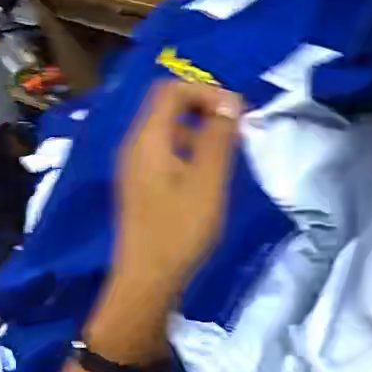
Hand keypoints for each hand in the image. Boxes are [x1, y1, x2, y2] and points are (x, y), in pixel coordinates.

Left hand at [84, 80, 241, 363]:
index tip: (237, 112)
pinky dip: (188, 149)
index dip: (206, 91)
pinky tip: (208, 173)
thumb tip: (230, 102)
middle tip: (236, 128)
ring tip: (228, 151)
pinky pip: (164, 150)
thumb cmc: (180, 230)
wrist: (146, 281)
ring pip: (166, 129)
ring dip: (198, 129)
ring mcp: (134, 166)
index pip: (171, 89)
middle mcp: (135, 145)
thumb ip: (219, 137)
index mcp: (147, 138)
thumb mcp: (208, 181)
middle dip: (203, 107)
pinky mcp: (140, 185)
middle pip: (166, 105)